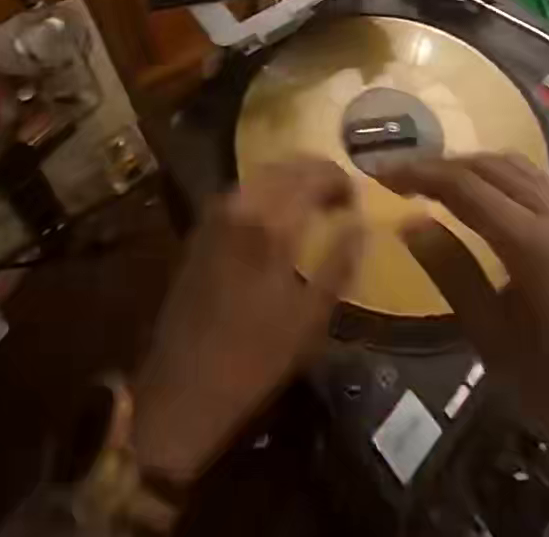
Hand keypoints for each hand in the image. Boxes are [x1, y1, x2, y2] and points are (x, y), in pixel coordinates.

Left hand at [129, 159, 362, 483]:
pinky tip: (279, 212)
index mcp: (269, 224)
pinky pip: (239, 193)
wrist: (186, 379)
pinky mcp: (200, 228)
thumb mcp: (311, 318)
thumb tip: (362, 226)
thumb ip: (339, 264)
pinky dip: (264, 191)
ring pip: (259, 177)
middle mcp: (238, 206)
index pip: (311, 177)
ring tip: (315, 200)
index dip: (338, 179)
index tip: (357, 195)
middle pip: (283, 169)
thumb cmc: (256, 356)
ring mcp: (214, 215)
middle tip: (340, 193)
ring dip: (289, 179)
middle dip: (315, 172)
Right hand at [378, 155, 548, 536]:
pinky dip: (499, 179)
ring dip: (469, 167)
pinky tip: (484, 202)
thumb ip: (452, 274)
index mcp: (535, 246)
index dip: (416, 174)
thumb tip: (409, 222)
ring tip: (432, 183)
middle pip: (489, 166)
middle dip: (438, 164)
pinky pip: (539, 185)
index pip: (463, 185)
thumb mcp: (495, 342)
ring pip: (517, 168)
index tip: (379, 175)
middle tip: (399, 177)